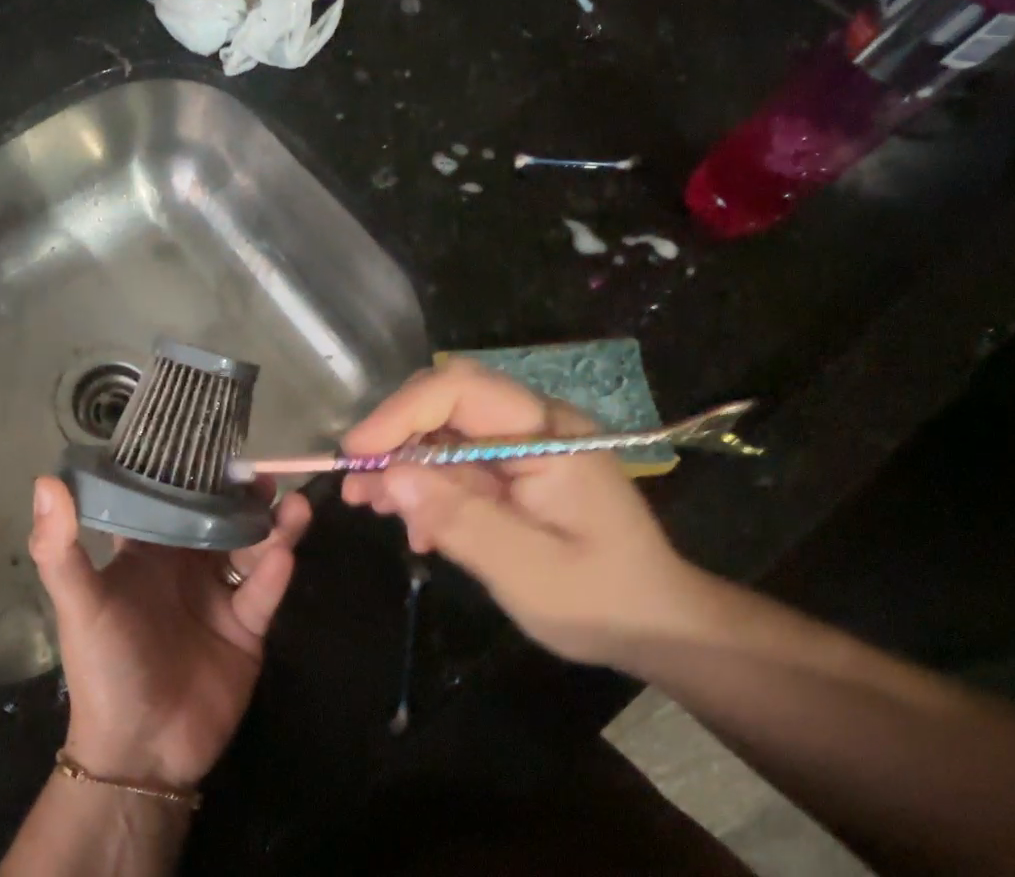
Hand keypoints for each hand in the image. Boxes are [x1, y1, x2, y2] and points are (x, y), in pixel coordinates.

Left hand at [28, 476, 309, 788]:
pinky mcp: (246, 629)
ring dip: (270, 526)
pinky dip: (274, 572)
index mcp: (144, 554)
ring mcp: (217, 597)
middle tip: (262, 474)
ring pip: (250, 549)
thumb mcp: (79, 606)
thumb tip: (46, 479)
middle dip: (241, 495)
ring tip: (292, 504)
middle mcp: (183, 568)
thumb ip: (60, 549)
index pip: (169, 502)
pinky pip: (263, 593)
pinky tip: (284, 552)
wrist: (140, 750)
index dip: (189, 475)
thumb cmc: (104, 668)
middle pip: (218, 520)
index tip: (211, 445)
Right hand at [340, 358, 712, 666]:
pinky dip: (424, 487)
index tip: (359, 454)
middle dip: (393, 437)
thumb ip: (460, 519)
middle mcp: (534, 426)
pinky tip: (415, 528)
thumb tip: (389, 476)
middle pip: (445, 402)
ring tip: (369, 506)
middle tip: (356, 485)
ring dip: (401, 465)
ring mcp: (525, 447)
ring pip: (443, 431)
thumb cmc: (601, 600)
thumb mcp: (528, 571)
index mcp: (548, 436)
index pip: (460, 389)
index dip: (400, 412)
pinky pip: (456, 462)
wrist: (658, 626)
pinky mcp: (515, 471)